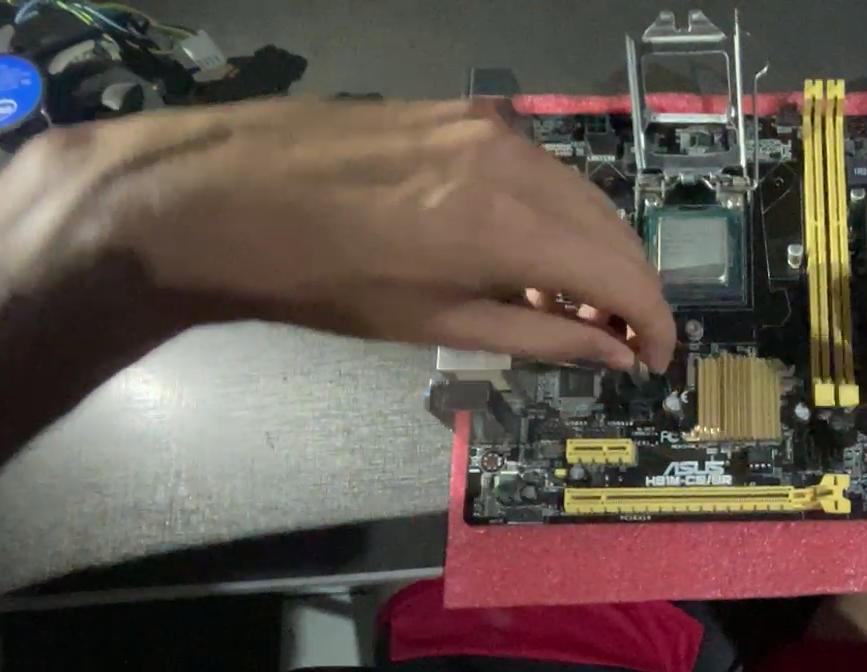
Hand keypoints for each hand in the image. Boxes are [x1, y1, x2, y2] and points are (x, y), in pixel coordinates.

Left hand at [0, 97, 673, 370]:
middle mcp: (518, 162)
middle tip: (624, 343)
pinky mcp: (465, 115)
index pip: (625, 277)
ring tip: (584, 310)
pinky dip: (565, 223)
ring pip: (588, 202)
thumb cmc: (325, 280)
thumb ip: (548, 337)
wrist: (210, 194)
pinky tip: (546, 258)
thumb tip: (617, 353)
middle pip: (618, 234)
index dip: (654, 325)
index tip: (656, 361)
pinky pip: (548, 177)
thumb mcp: (446, 324)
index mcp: (512, 224)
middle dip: (635, 294)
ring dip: (602, 259)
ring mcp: (492, 129)